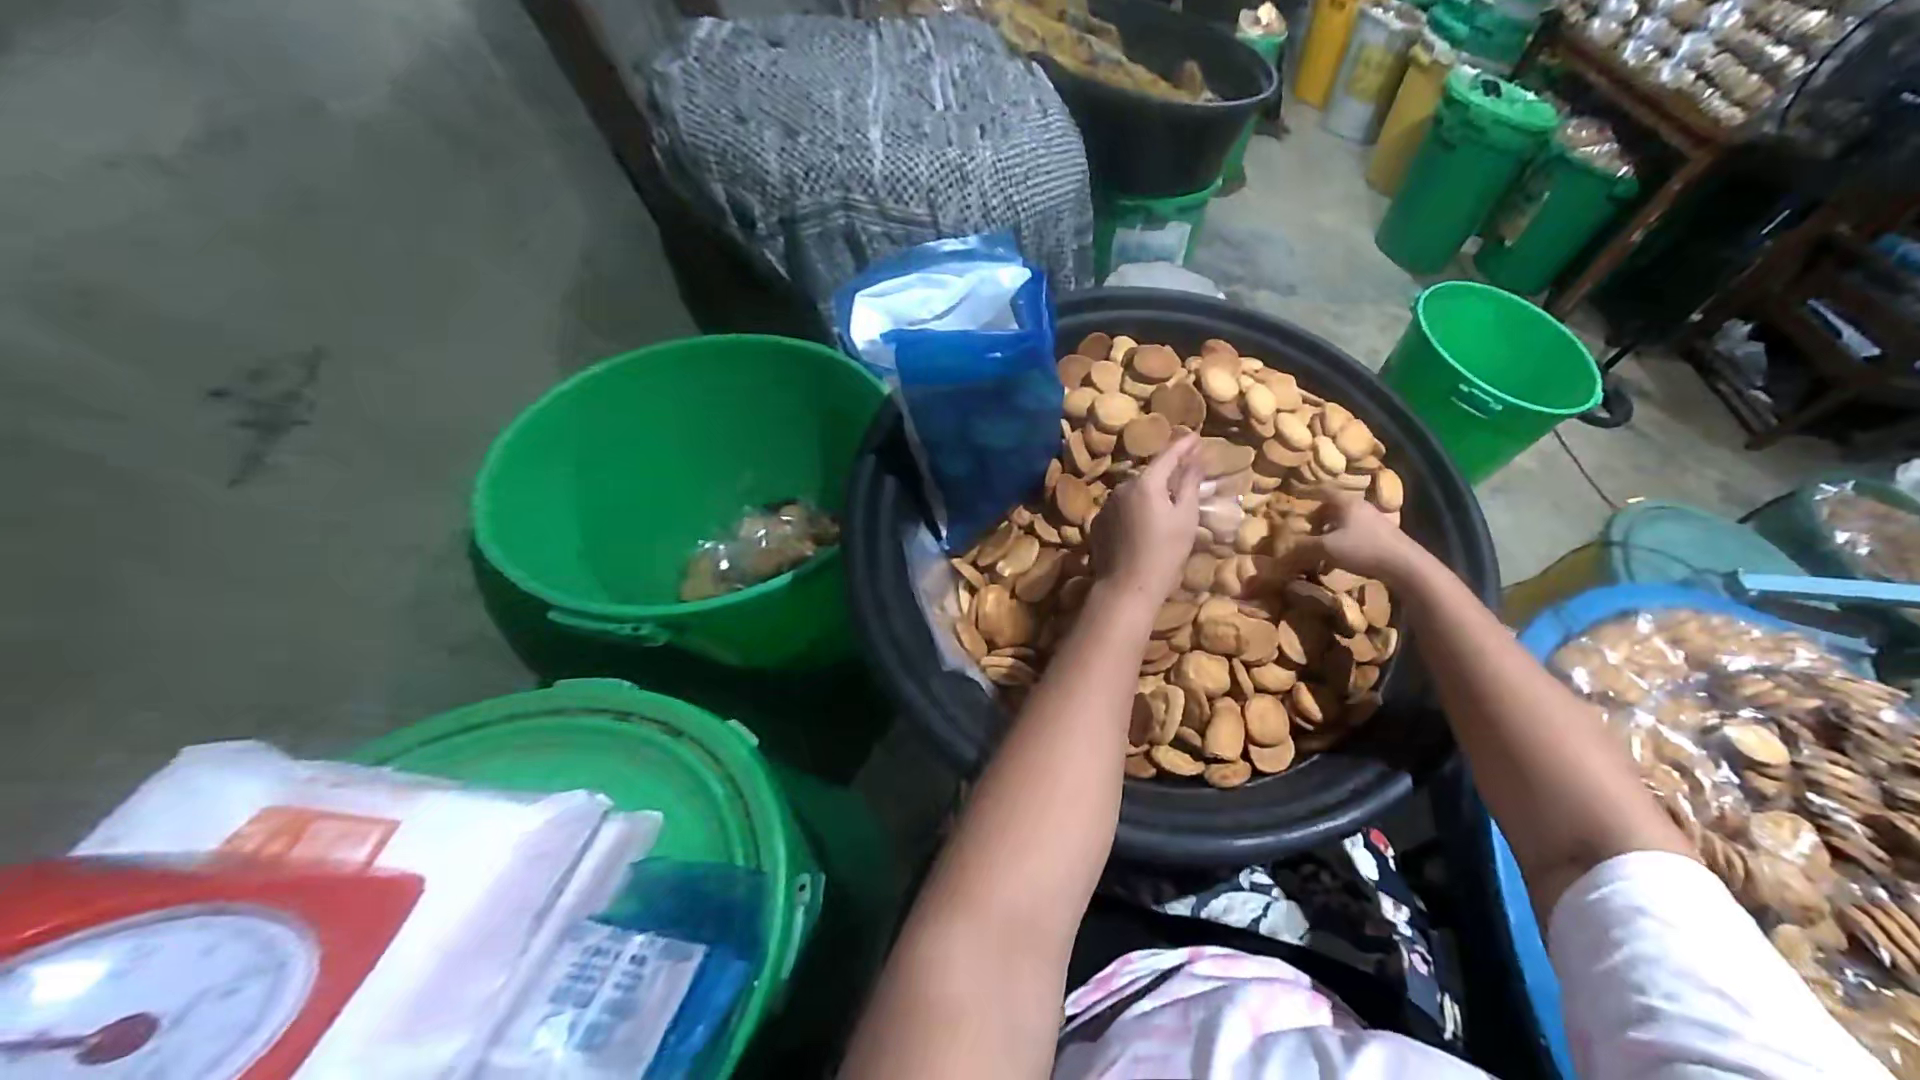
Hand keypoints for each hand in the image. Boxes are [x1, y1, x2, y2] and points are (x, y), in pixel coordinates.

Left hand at [1090, 433, 1202, 599]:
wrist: (1126, 586)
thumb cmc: (1164, 553)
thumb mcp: (1184, 517)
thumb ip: (1189, 483)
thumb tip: (1196, 457)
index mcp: (1145, 484)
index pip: (1167, 456)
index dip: (1183, 446)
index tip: (1195, 436)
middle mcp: (1121, 488)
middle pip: (1149, 474)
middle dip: (1167, 470)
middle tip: (1186, 469)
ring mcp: (1106, 506)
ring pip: (1133, 491)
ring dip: (1150, 490)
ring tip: (1166, 498)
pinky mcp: (1098, 523)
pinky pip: (1121, 508)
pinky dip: (1135, 507)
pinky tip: (1144, 521)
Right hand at [1301, 494, 1428, 585]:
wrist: (1404, 564)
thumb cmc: (1362, 548)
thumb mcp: (1326, 548)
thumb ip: (1303, 547)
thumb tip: (1285, 549)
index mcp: (1346, 503)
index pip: (1324, 492)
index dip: (1309, 498)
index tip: (1298, 511)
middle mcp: (1361, 507)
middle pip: (1333, 510)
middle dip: (1318, 523)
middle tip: (1308, 537)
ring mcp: (1374, 521)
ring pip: (1344, 524)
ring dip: (1330, 537)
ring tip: (1322, 554)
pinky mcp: (1383, 536)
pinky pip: (1356, 535)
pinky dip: (1344, 544)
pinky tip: (1340, 562)